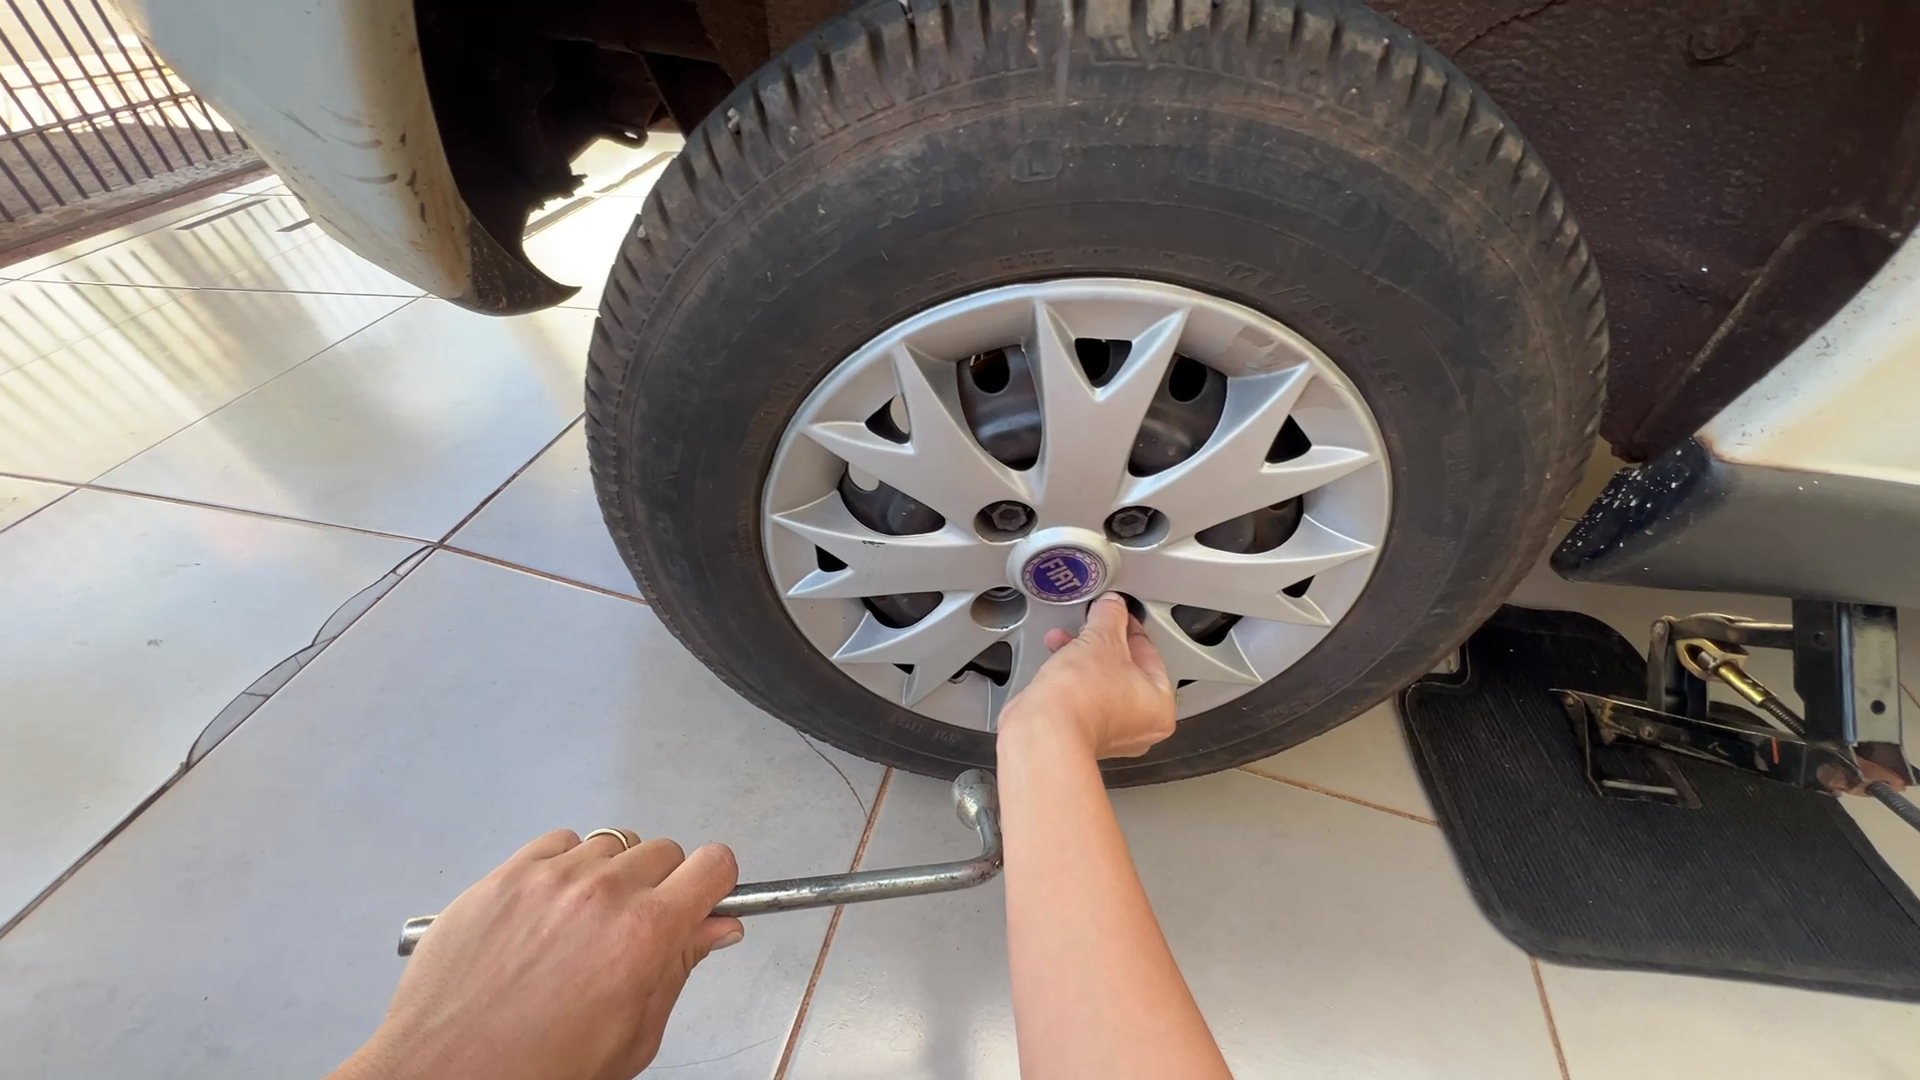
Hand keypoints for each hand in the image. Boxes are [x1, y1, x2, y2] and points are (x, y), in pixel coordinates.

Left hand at [334, 831, 743, 1079]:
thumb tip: (721, 924)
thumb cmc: (542, 1073)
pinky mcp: (507, 874)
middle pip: (665, 851)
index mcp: (646, 933)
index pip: (714, 863)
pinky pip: (561, 841)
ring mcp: (552, 877)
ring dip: (611, 874)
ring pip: (614, 844)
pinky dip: (565, 865)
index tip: (700, 901)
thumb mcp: (633, 1038)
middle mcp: (605, 892)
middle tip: (630, 928)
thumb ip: (682, 968)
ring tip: (580, 922)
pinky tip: (547, 908)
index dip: (714, 882)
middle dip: (660, 884)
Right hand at [999, 592, 1175, 758]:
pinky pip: (1082, 698)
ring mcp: (1109, 735)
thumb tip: (1112, 606)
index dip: (1131, 627)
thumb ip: (1110, 616)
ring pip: (1101, 683)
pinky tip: (1055, 660)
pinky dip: (1071, 679)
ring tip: (1065, 639)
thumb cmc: (1083, 695)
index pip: (1151, 655)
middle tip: (1092, 625)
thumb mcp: (1102, 638)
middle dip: (1102, 642)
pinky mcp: (1081, 735)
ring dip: (1082, 657)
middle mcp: (1140, 727)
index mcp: (1160, 706)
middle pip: (1125, 670)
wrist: (1045, 727)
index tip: (1118, 615)